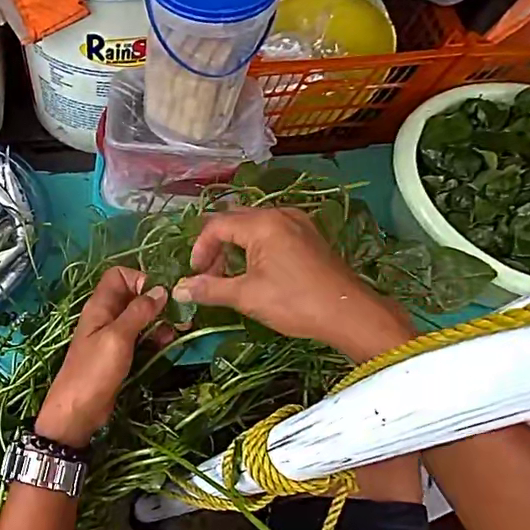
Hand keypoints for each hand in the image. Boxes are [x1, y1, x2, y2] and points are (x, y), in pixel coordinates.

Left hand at [35, 267, 168, 447]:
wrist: (78, 411)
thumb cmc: (94, 371)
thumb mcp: (117, 337)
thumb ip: (138, 312)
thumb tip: (160, 289)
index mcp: (99, 306)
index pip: (119, 275)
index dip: (139, 278)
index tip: (160, 293)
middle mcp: (105, 316)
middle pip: (132, 295)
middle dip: (155, 299)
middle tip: (179, 313)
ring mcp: (112, 335)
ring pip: (139, 317)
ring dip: (159, 319)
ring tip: (179, 329)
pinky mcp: (119, 354)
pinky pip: (139, 337)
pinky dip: (154, 336)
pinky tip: (168, 343)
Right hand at [174, 207, 414, 361]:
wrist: (350, 314)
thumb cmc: (295, 302)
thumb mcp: (246, 297)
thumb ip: (209, 289)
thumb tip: (179, 290)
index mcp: (262, 224)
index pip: (216, 226)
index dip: (200, 249)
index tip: (196, 274)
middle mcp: (279, 215)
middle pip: (233, 220)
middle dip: (215, 246)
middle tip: (209, 274)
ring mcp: (297, 223)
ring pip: (253, 225)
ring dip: (234, 246)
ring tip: (228, 274)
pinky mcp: (309, 235)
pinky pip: (271, 230)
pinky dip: (254, 245)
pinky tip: (254, 269)